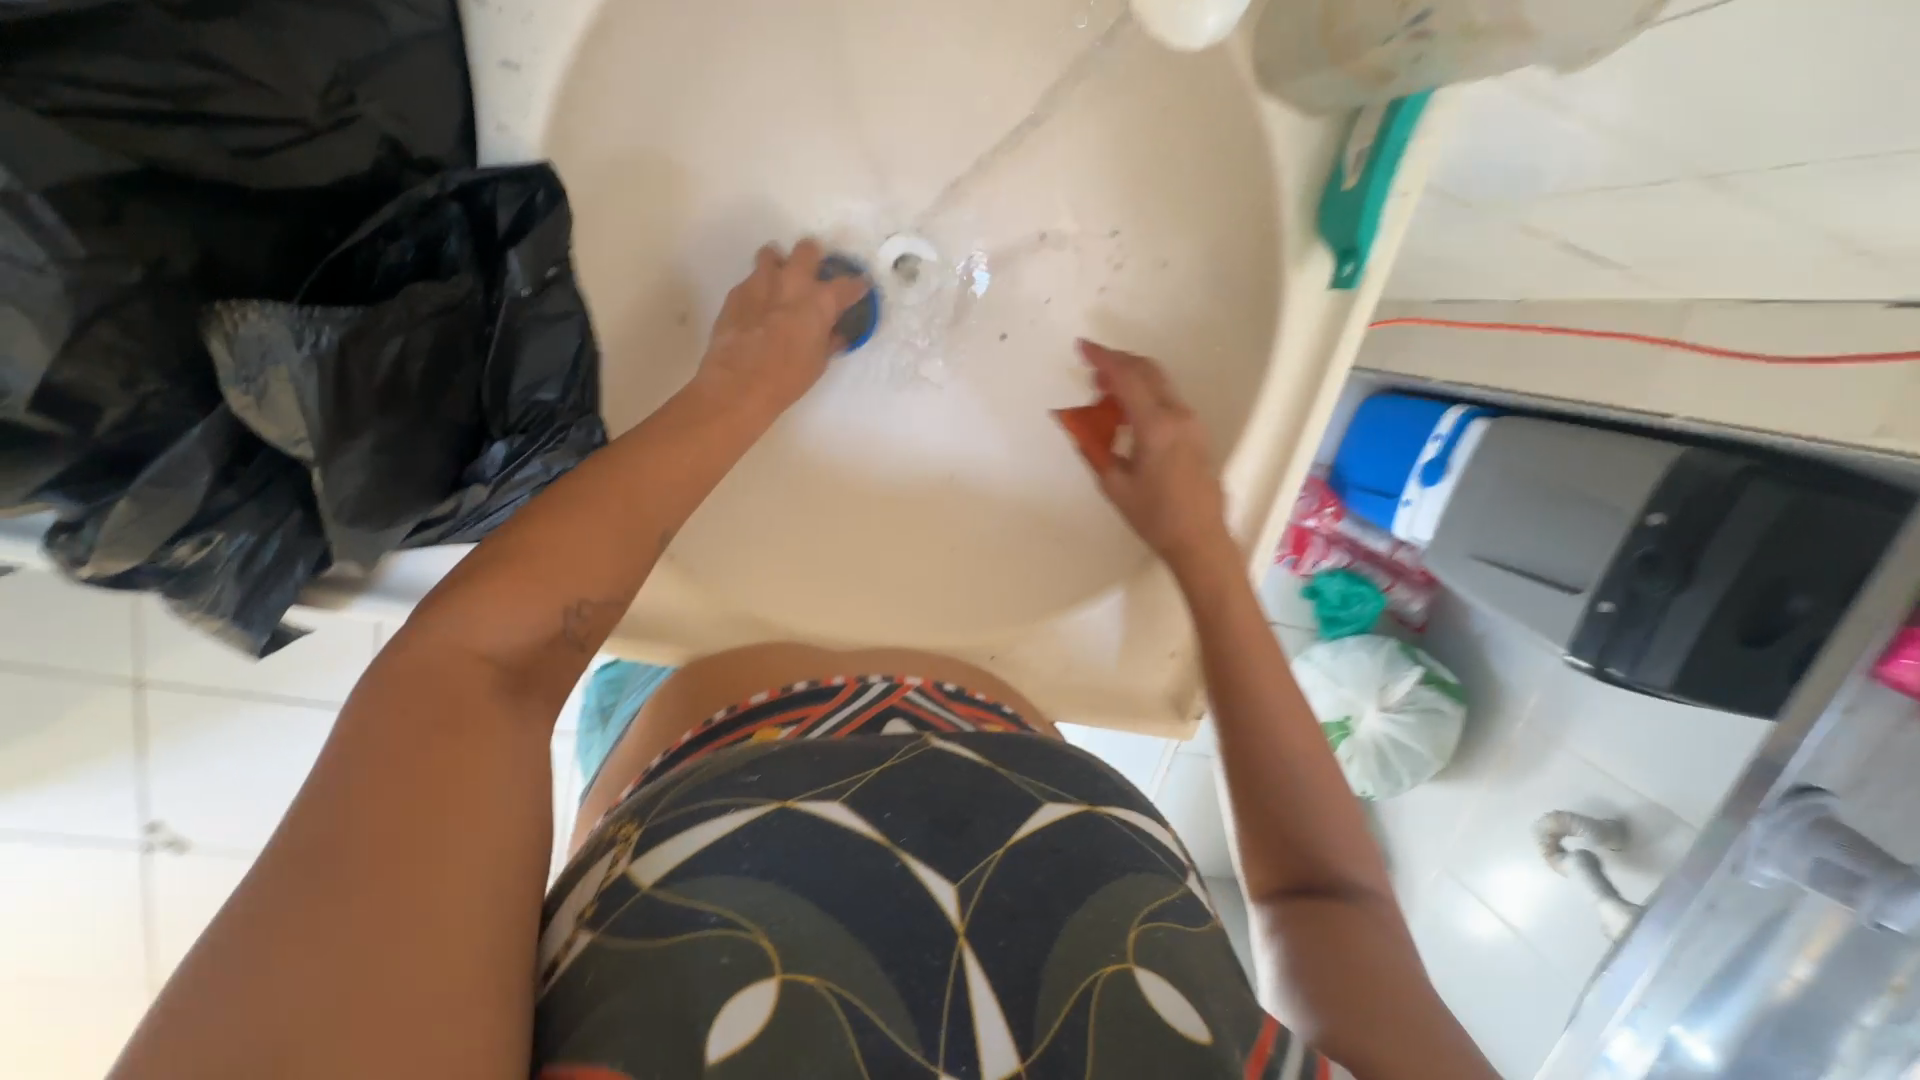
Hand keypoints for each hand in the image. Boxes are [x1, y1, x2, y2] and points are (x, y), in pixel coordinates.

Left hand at [690, 239, 871, 417]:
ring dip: (779, 264)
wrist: (737, 384)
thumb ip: (829, 340)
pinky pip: (751, 279)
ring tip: (780, 282)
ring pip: (772, 253)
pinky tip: (757, 308)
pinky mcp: (736, 291)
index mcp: (820, 301)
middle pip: (808, 249)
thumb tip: (836, 332)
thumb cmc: (787, 378)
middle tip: (813, 274)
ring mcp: (761, 282)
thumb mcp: (818, 362)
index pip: (848, 284)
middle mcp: (792, 282)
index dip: (857, 286)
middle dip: (814, 257)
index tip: (859, 289)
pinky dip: (758, 288)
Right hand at [1072, 341, 1235, 572]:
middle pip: (1148, 371)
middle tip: (1092, 370)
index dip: (1103, 358)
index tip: (1082, 347)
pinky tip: (1128, 413)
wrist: (1200, 539)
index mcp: (1156, 426)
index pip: (1128, 377)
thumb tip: (1076, 423)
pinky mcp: (1197, 433)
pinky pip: (1167, 400)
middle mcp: (1178, 415)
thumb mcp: (1114, 484)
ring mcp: (1192, 422)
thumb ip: (1094, 447)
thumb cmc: (1154, 517)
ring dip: (1132, 379)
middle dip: (1118, 363)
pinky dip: (1145, 395)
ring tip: (1105, 394)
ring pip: (1160, 383)